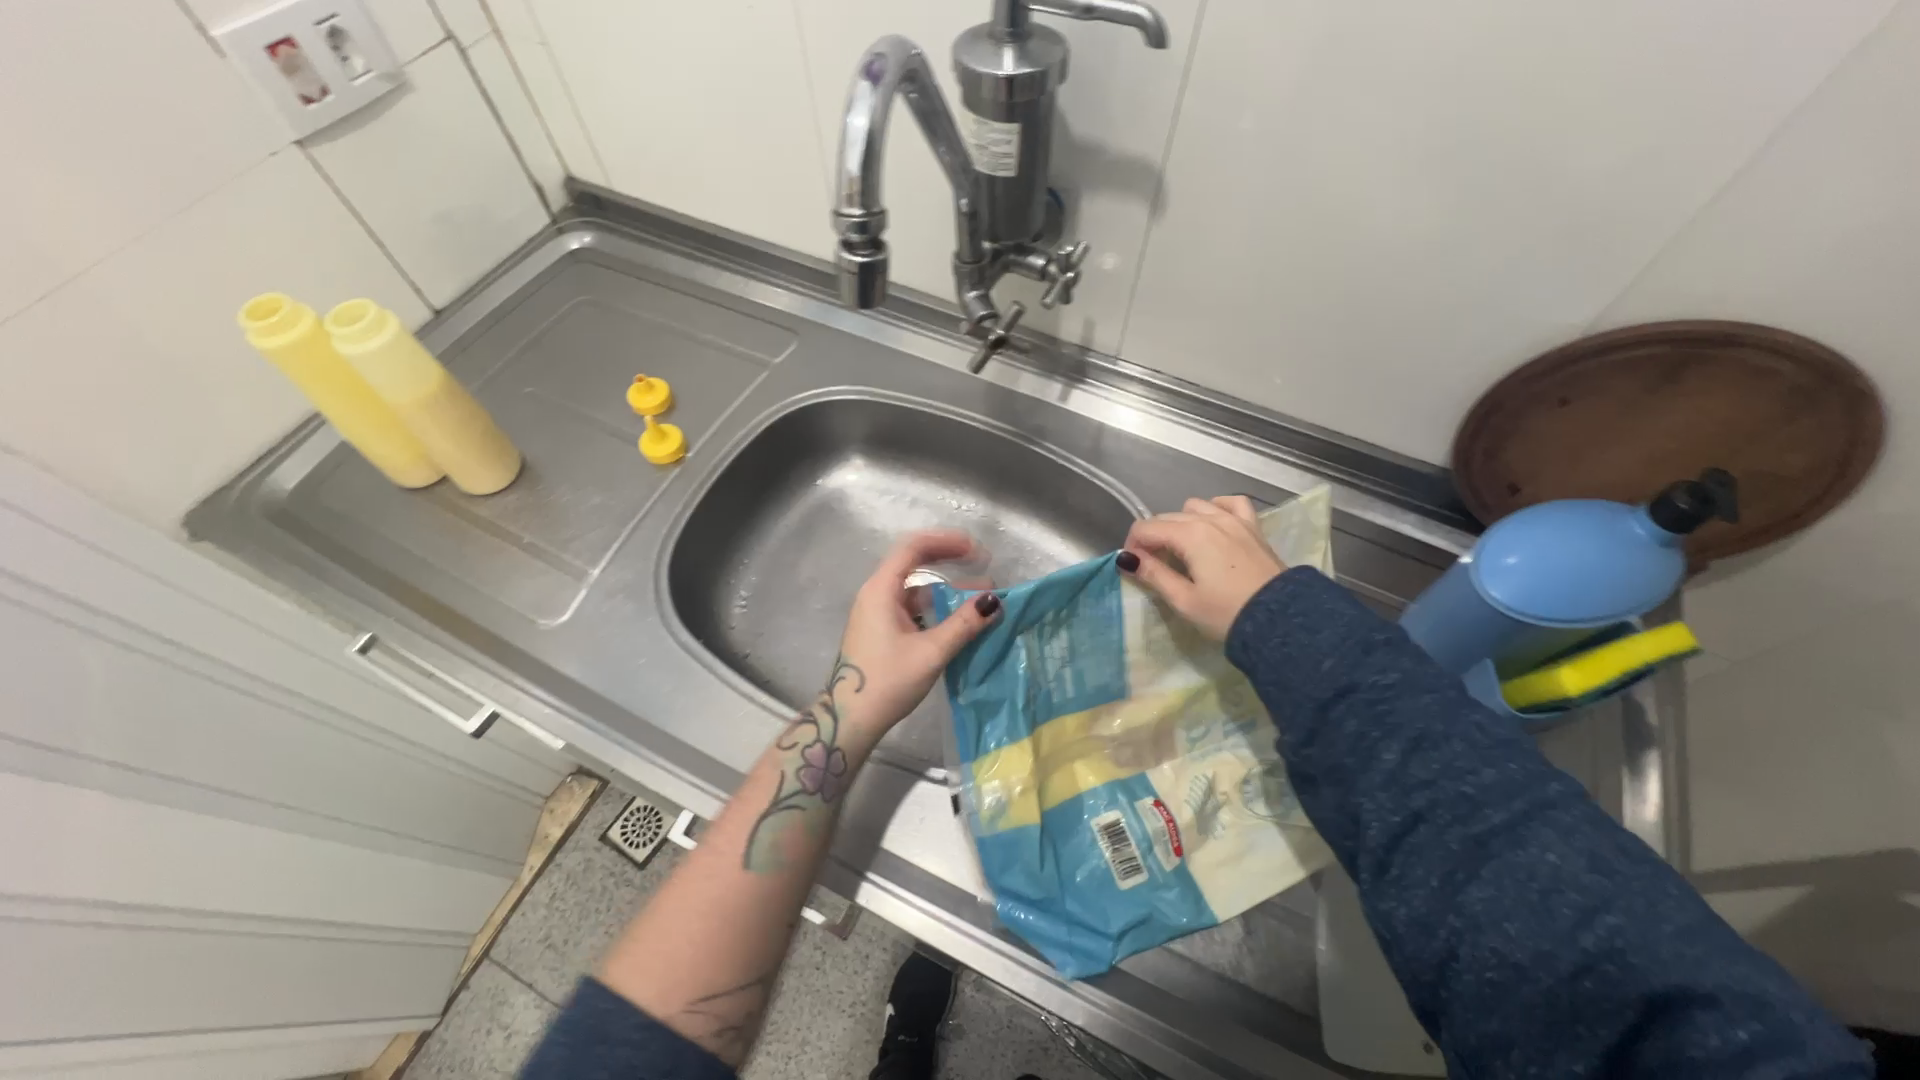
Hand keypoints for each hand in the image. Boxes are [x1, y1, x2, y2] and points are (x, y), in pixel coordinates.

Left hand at [831, 529, 1001, 734]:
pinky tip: (961, 621)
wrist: (851, 719)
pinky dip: (938, 608)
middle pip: (915, 563)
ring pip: (917, 589)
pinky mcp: (883, 631)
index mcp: (881, 590)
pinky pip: (914, 608)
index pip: (914, 547)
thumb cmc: (887, 681)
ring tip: (982, 599)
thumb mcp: (931, 652)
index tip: (976, 550)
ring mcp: (878, 613)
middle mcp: (877, 594)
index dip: (947, 542)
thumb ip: (963, 624)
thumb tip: (994, 602)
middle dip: (950, 561)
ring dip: (949, 590)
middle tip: (983, 564)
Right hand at [1120, 496, 1286, 640]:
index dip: (1133, 546)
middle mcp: (1210, 519)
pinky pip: (1230, 504)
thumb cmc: (1227, 613)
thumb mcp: (1184, 600)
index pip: (1146, 528)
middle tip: (1153, 565)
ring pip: (1196, 507)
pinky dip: (1216, 508)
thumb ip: (1154, 575)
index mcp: (1189, 535)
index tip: (1133, 568)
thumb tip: (1128, 559)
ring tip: (1182, 549)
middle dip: (1153, 537)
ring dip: (1181, 522)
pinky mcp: (1253, 527)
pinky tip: (1213, 522)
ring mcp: (1235, 520)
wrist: (1280, 621)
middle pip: (1167, 517)